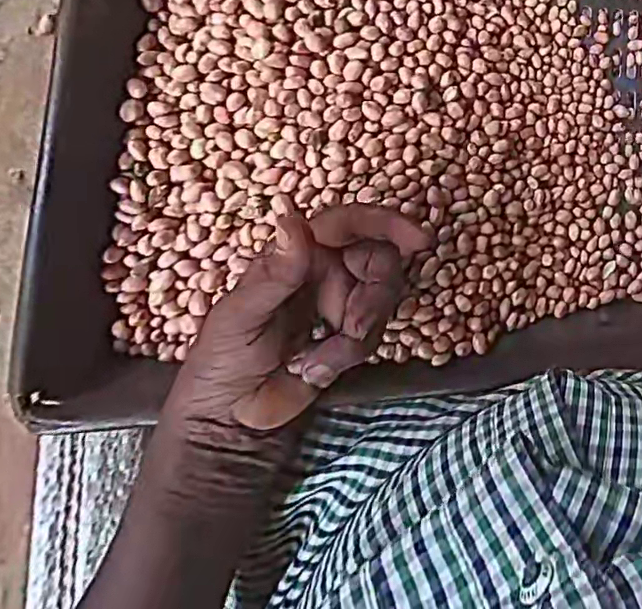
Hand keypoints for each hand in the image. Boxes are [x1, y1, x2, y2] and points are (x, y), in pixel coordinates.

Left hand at [161, 200, 430, 436]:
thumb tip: (291, 219)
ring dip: (356, 334)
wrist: (228, 422)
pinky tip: (316, 370)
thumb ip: (274, 271)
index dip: (388, 223)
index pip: (351, 223)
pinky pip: (374, 333)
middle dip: (375, 295)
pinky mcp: (351, 334)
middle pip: (380, 260)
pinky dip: (349, 354)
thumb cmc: (221, 361)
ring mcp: (341, 301)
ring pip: (381, 298)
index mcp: (299, 252)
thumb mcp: (239, 315)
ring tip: (317, 362)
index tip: (420, 239)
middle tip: (354, 328)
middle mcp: (326, 269)